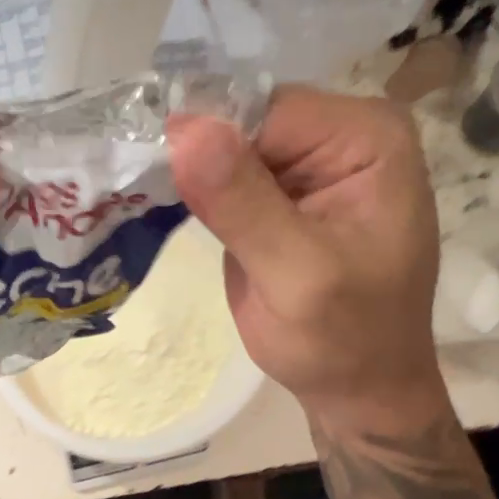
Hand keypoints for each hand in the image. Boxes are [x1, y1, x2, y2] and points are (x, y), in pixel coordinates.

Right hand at [168, 86, 441, 425]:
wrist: (357, 388)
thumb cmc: (342, 339)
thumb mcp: (295, 274)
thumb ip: (245, 204)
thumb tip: (186, 131)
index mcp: (365, 138)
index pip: (264, 110)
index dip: (203, 136)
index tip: (145, 170)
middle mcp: (339, 138)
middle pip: (242, 122)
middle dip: (190, 152)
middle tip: (133, 187)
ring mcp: (307, 168)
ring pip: (226, 147)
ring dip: (182, 171)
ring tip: (137, 194)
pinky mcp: (277, 198)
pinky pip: (225, 178)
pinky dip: (191, 193)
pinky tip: (156, 207)